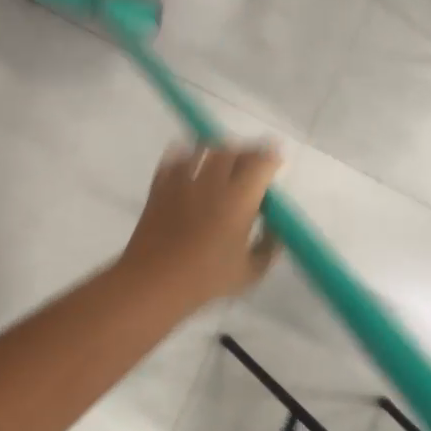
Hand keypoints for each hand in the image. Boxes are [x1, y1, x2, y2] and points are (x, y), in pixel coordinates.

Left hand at [117, 142, 281, 307]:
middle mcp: (211, 182)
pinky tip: (190, 165)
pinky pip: (174, 159)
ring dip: (217, 151)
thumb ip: (269, 245)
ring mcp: (182, 181)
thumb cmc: (206, 278)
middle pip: (232, 150)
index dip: (271, 158)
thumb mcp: (251, 270)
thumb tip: (275, 226)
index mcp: (239, 199)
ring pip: (203, 150)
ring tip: (222, 161)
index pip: (260, 162)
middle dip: (246, 152)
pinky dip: (186, 157)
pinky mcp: (159, 186)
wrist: (154, 280)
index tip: (275, 163)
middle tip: (252, 163)